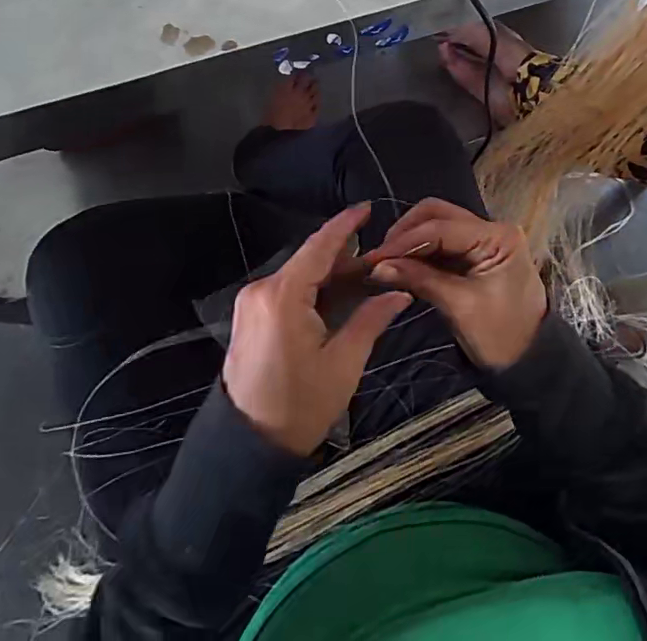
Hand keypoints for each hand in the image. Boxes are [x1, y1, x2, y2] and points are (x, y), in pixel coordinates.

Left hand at [223, 204, 414, 455]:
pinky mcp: (248, 315)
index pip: (317, 249)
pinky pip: (284, 290)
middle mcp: (260, 289)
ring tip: (363, 277)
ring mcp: (250, 301)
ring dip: (326, 275)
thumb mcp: (343, 363)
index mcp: (282, 296)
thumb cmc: (301, 404)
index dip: (343, 226)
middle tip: (378, 258)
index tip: (365, 208)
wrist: (249, 439)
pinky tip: (334, 295)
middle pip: (306, 261)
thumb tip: (398, 292)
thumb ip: (370, 320)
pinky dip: (310, 289)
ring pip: (295, 276)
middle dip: (341, 257)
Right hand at [365, 199, 546, 370]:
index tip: (374, 259)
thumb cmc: (501, 335)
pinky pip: (440, 241)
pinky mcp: (476, 253)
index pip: (439, 228)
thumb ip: (418, 278)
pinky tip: (402, 263)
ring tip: (387, 260)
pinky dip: (419, 249)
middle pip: (436, 214)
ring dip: (409, 239)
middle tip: (381, 256)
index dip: (403, 241)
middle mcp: (492, 229)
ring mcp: (485, 239)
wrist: (532, 364)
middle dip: (405, 232)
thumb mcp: (459, 306)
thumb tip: (377, 266)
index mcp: (497, 237)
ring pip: (435, 224)